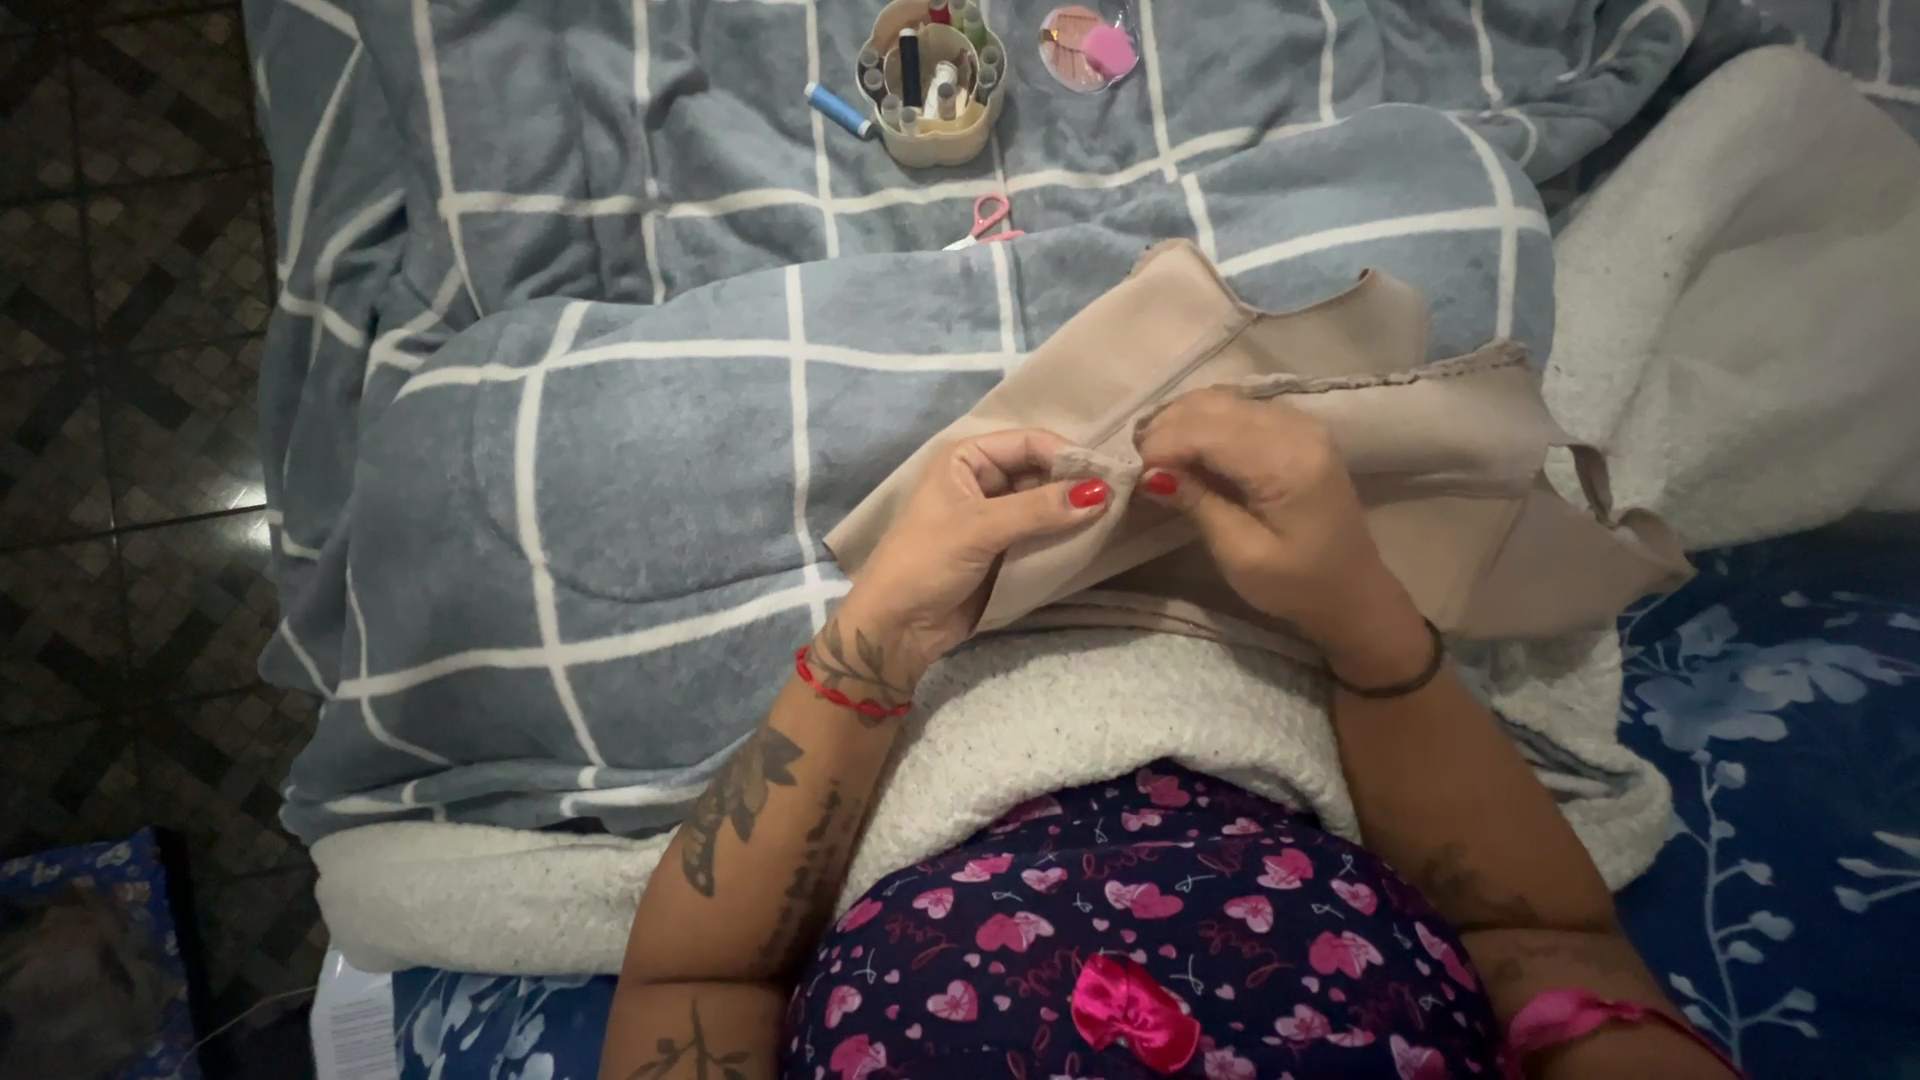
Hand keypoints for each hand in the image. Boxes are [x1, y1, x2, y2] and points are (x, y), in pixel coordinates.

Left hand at [830, 429, 1111, 695]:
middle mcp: (983, 481)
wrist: (897, 628)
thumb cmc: (926, 563)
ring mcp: (996, 518)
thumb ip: (1038, 509)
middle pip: (1041, 472)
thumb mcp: (979, 529)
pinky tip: (1095, 539)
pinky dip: (1065, 537)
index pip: (1028, 442)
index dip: (1068, 454)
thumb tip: (1101, 492)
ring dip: (1074, 512)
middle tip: (1124, 496)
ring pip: (1046, 505)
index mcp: (967, 459)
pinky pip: (1043, 536)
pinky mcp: (1005, 551)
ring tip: (1118, 517)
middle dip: (1076, 484)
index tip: (1110, 473)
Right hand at [1137, 390, 1431, 685]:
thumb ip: (1197, 504)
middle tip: (1136, 468)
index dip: (1161, 446)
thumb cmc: (1296, 584)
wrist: (1351, 591)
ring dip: (1178, 422)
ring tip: (1154, 459)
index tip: (1131, 476)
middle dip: (1164, 430)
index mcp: (1288, 462)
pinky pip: (1233, 407)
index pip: (1207, 431)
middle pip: (1211, 405)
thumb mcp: (1240, 554)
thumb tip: (1149, 473)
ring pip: (1218, 399)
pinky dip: (1199, 422)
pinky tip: (1182, 449)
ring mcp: (1297, 421)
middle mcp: (1296, 427)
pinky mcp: (1292, 427)